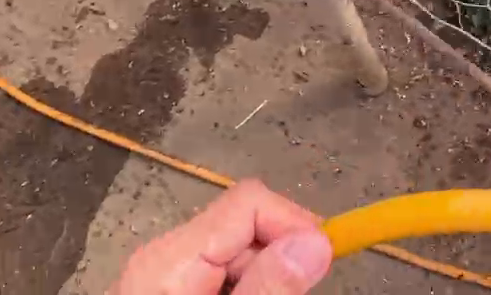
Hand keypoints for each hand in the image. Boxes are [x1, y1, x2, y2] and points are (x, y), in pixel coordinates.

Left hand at [114, 180, 332, 294]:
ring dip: (267, 287)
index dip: (292, 223)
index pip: (248, 203)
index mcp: (172, 259)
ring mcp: (165, 280)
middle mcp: (166, 258)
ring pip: (239, 260)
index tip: (325, 264)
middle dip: (281, 265)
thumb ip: (267, 291)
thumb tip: (318, 241)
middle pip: (246, 231)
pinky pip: (221, 283)